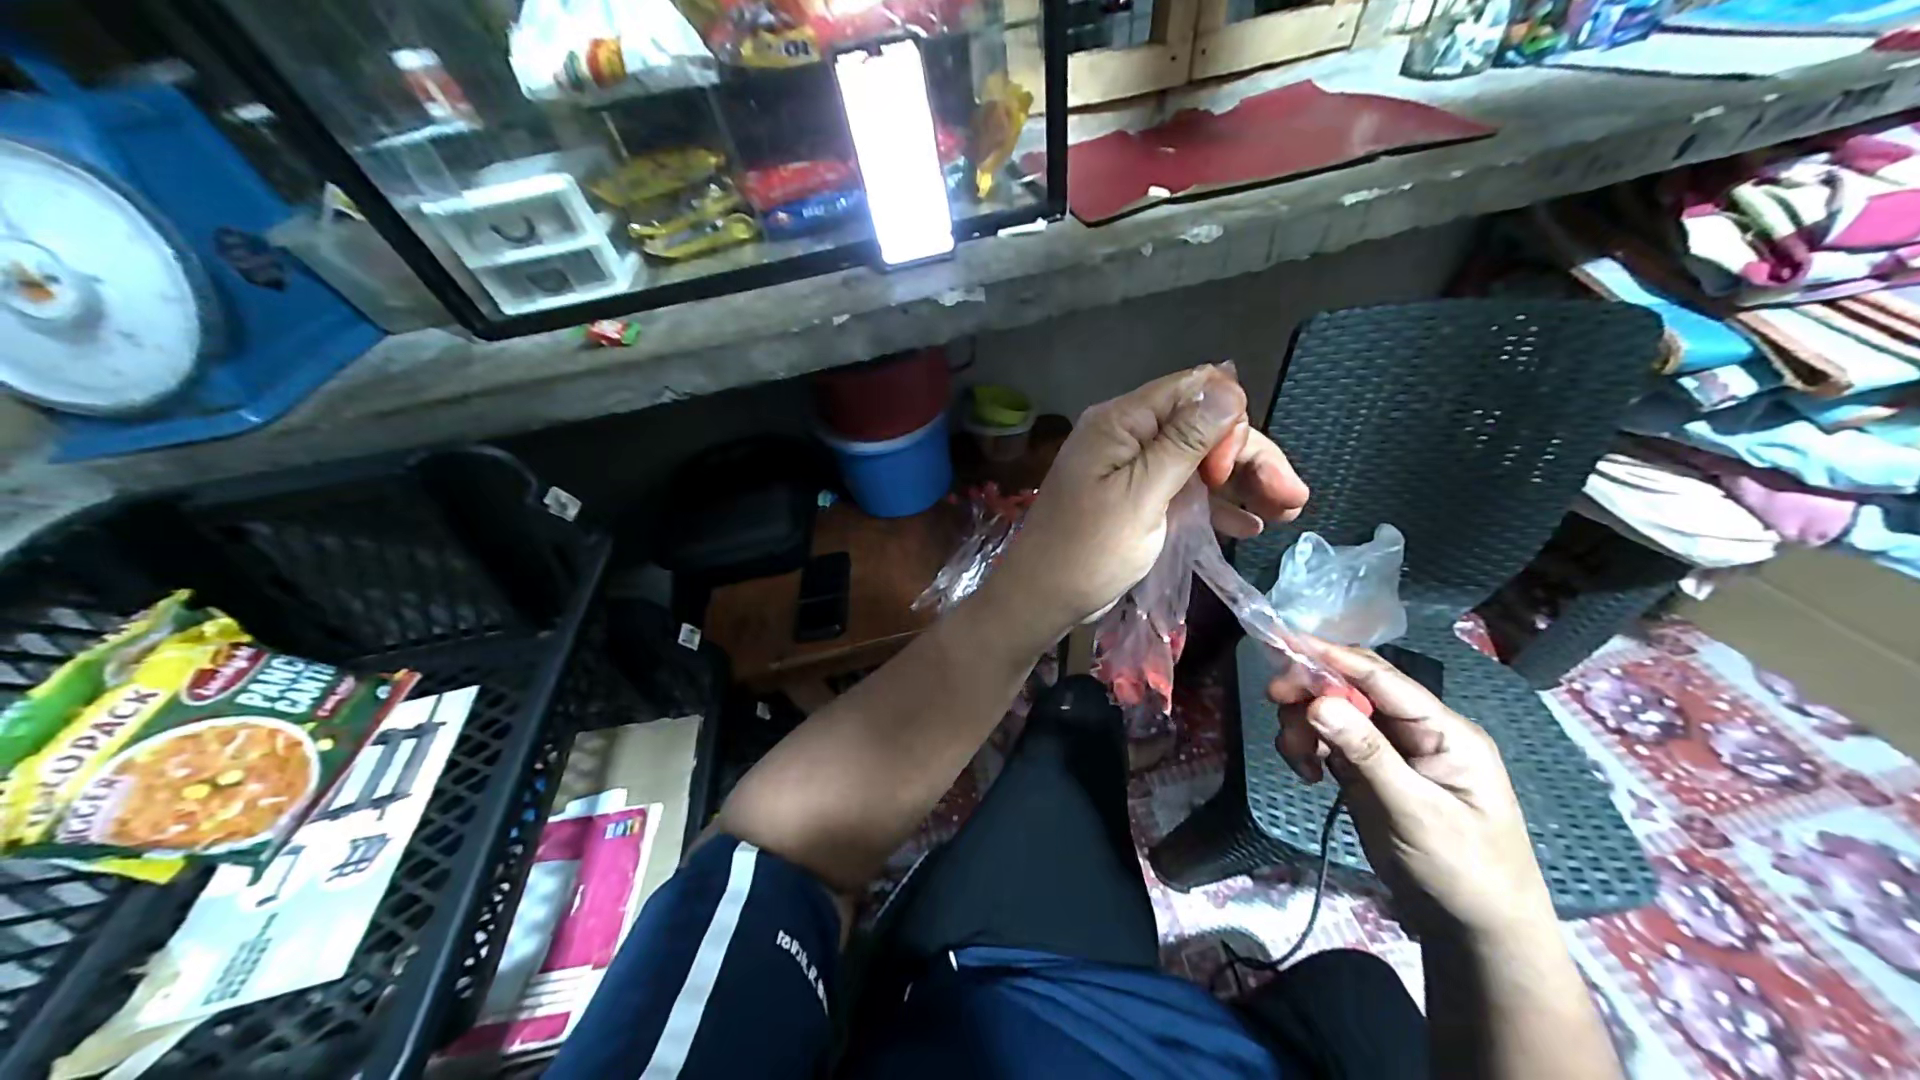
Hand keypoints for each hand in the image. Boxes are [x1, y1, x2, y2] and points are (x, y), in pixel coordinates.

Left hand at [991, 364, 1308, 635]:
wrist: (1042, 598)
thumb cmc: (1087, 550)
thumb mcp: (1141, 496)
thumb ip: (1184, 442)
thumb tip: (1227, 385)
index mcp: (1123, 421)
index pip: (1195, 390)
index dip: (1226, 423)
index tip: (1227, 473)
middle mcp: (1129, 434)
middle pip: (1205, 426)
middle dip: (1249, 457)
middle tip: (1292, 500)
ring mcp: (1133, 467)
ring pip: (1201, 459)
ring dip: (1244, 482)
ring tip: (1286, 513)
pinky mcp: (1137, 496)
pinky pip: (1186, 488)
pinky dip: (1217, 503)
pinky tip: (1250, 524)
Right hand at [1270, 644, 1556, 939]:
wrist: (1473, 930)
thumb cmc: (1464, 869)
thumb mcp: (1416, 811)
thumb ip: (1367, 753)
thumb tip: (1319, 701)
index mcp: (1443, 730)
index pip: (1382, 679)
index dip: (1333, 657)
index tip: (1285, 643)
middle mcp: (1412, 731)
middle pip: (1350, 689)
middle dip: (1310, 691)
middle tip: (1276, 701)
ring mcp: (1387, 751)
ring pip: (1331, 714)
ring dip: (1304, 725)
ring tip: (1298, 760)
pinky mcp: (1364, 772)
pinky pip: (1325, 742)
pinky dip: (1306, 749)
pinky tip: (1306, 774)